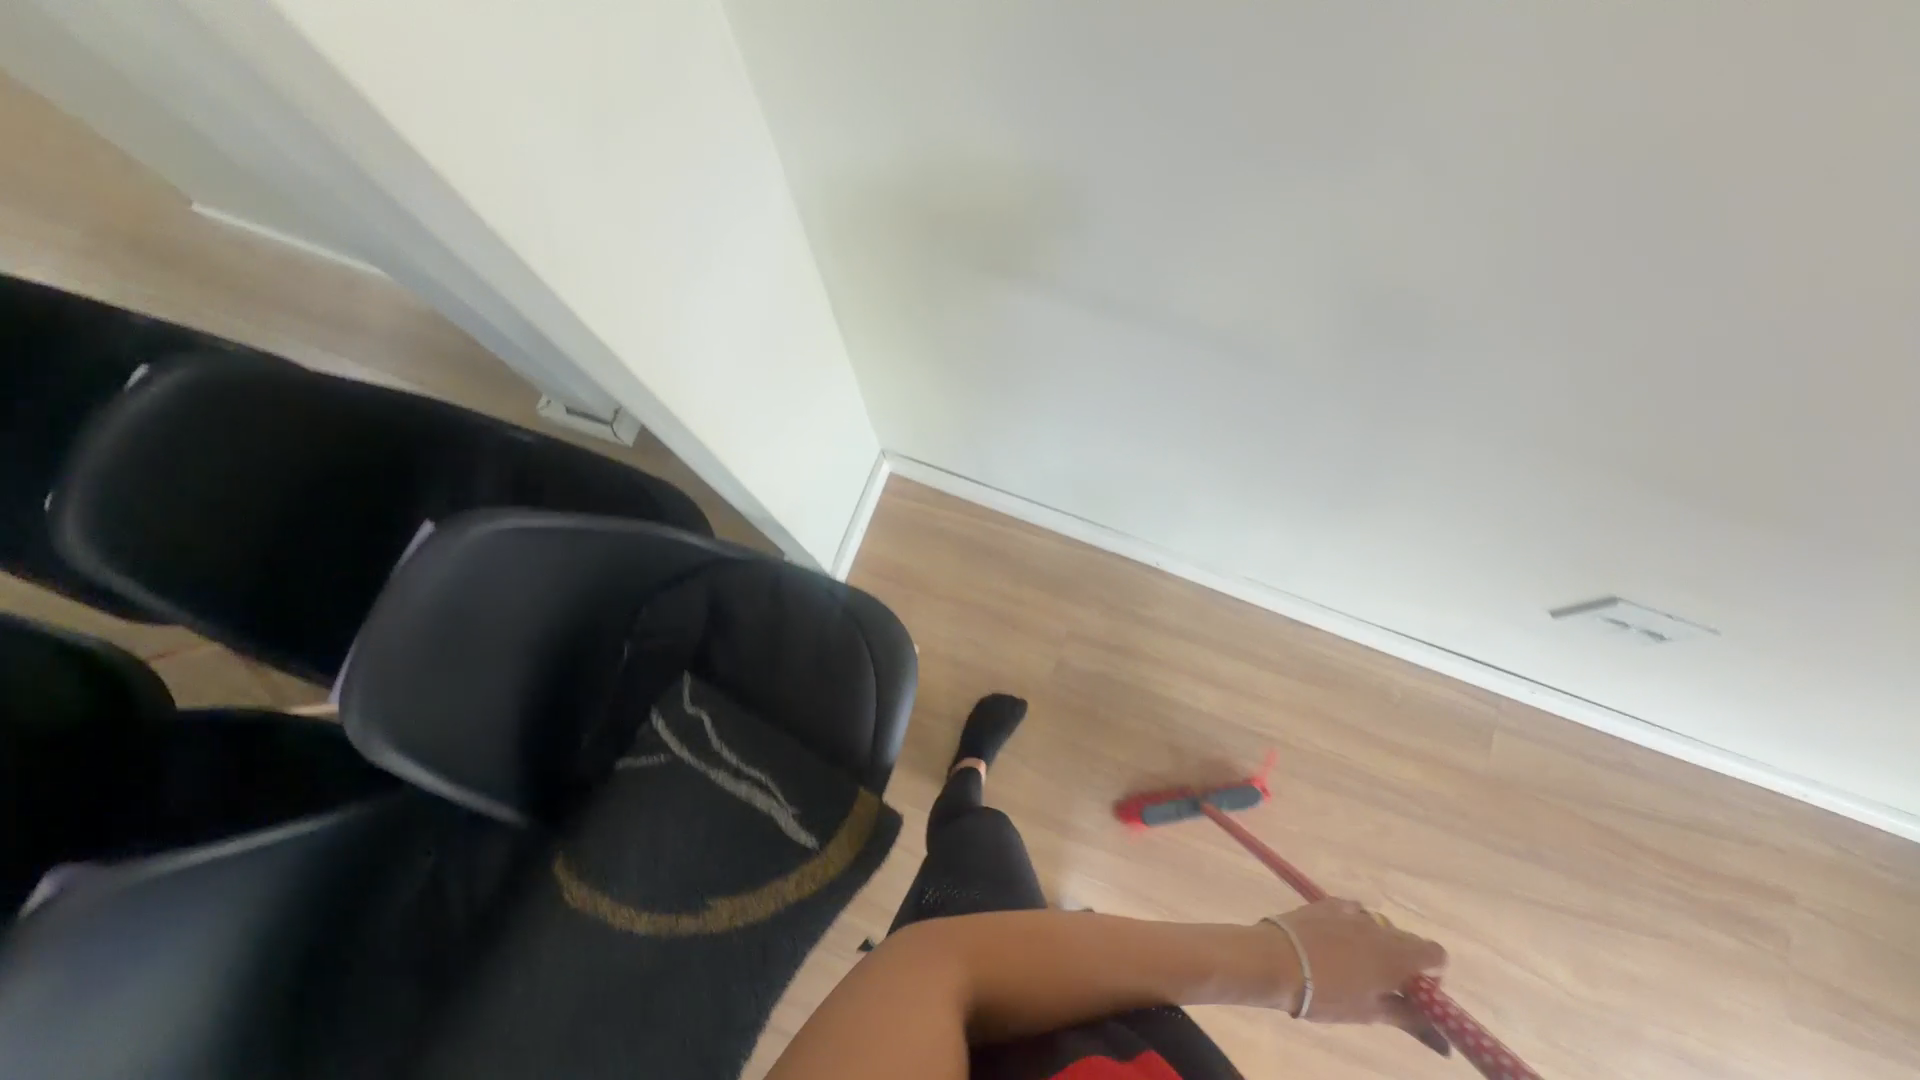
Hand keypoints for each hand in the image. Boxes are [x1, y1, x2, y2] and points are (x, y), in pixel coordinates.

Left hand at [1267, 898, 1450, 1054]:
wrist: (1274, 960)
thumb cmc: (1325, 994)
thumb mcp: (1370, 1013)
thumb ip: (1411, 1020)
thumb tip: (1444, 1044)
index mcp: (1398, 955)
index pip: (1438, 955)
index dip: (1432, 975)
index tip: (1413, 993)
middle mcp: (1381, 927)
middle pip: (1409, 940)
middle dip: (1405, 962)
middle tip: (1382, 986)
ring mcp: (1352, 911)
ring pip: (1380, 926)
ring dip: (1378, 945)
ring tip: (1352, 966)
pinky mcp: (1327, 903)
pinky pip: (1352, 912)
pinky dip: (1353, 927)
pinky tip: (1335, 943)